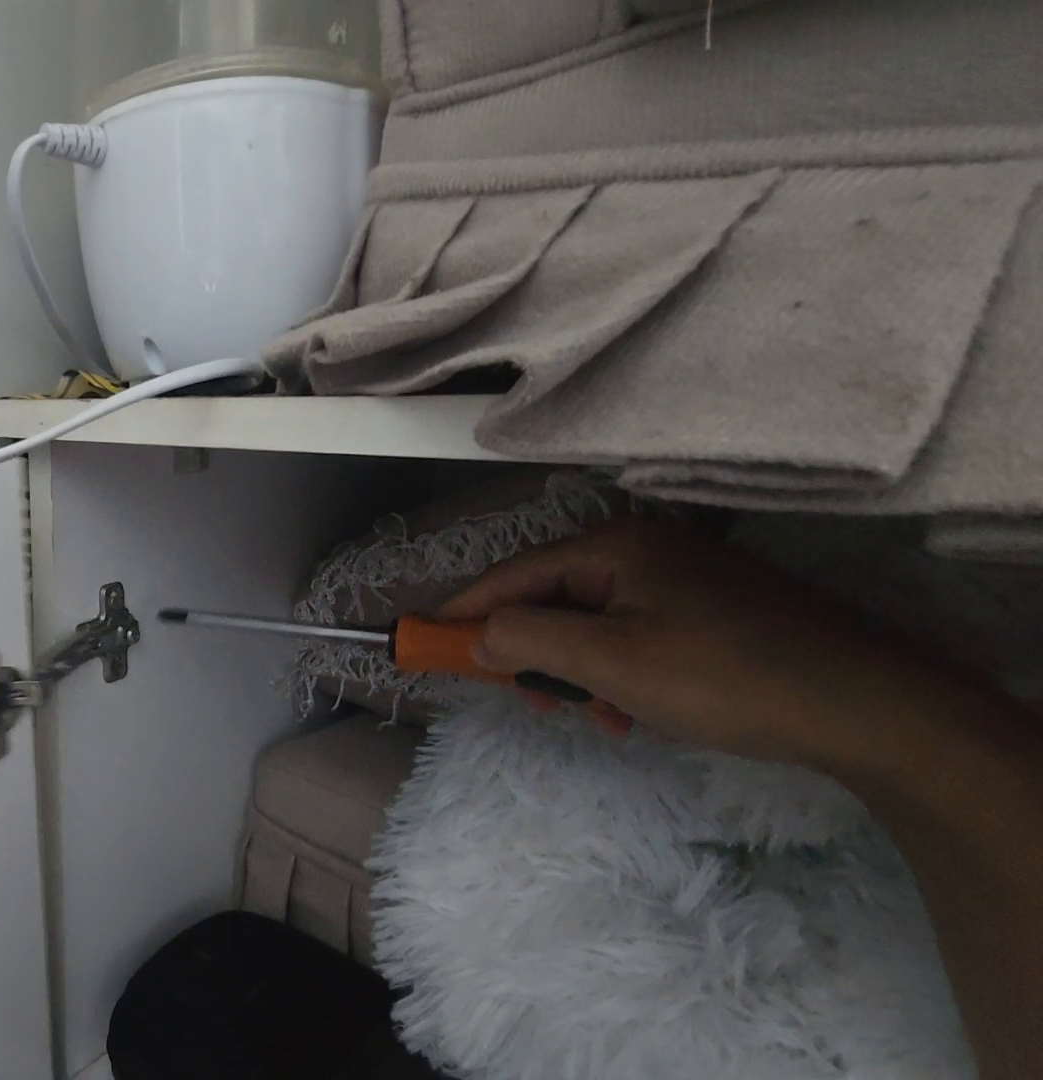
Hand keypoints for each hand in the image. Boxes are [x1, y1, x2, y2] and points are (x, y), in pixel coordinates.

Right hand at [438, 520, 977, 769]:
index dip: (466, 610)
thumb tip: (479, 635)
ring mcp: (683, 578)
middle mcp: (644, 550)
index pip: (514, 575)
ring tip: (597, 717)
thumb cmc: (721, 677)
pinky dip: (619, 673)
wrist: (873, 710)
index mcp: (614, 548)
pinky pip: (635, 634)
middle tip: (530, 700)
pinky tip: (637, 712)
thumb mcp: (607, 662)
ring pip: (594, 623)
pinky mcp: (712, 609)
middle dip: (533, 652)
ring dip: (579, 672)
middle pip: (553, 598)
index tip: (427, 639)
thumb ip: (527, 639)